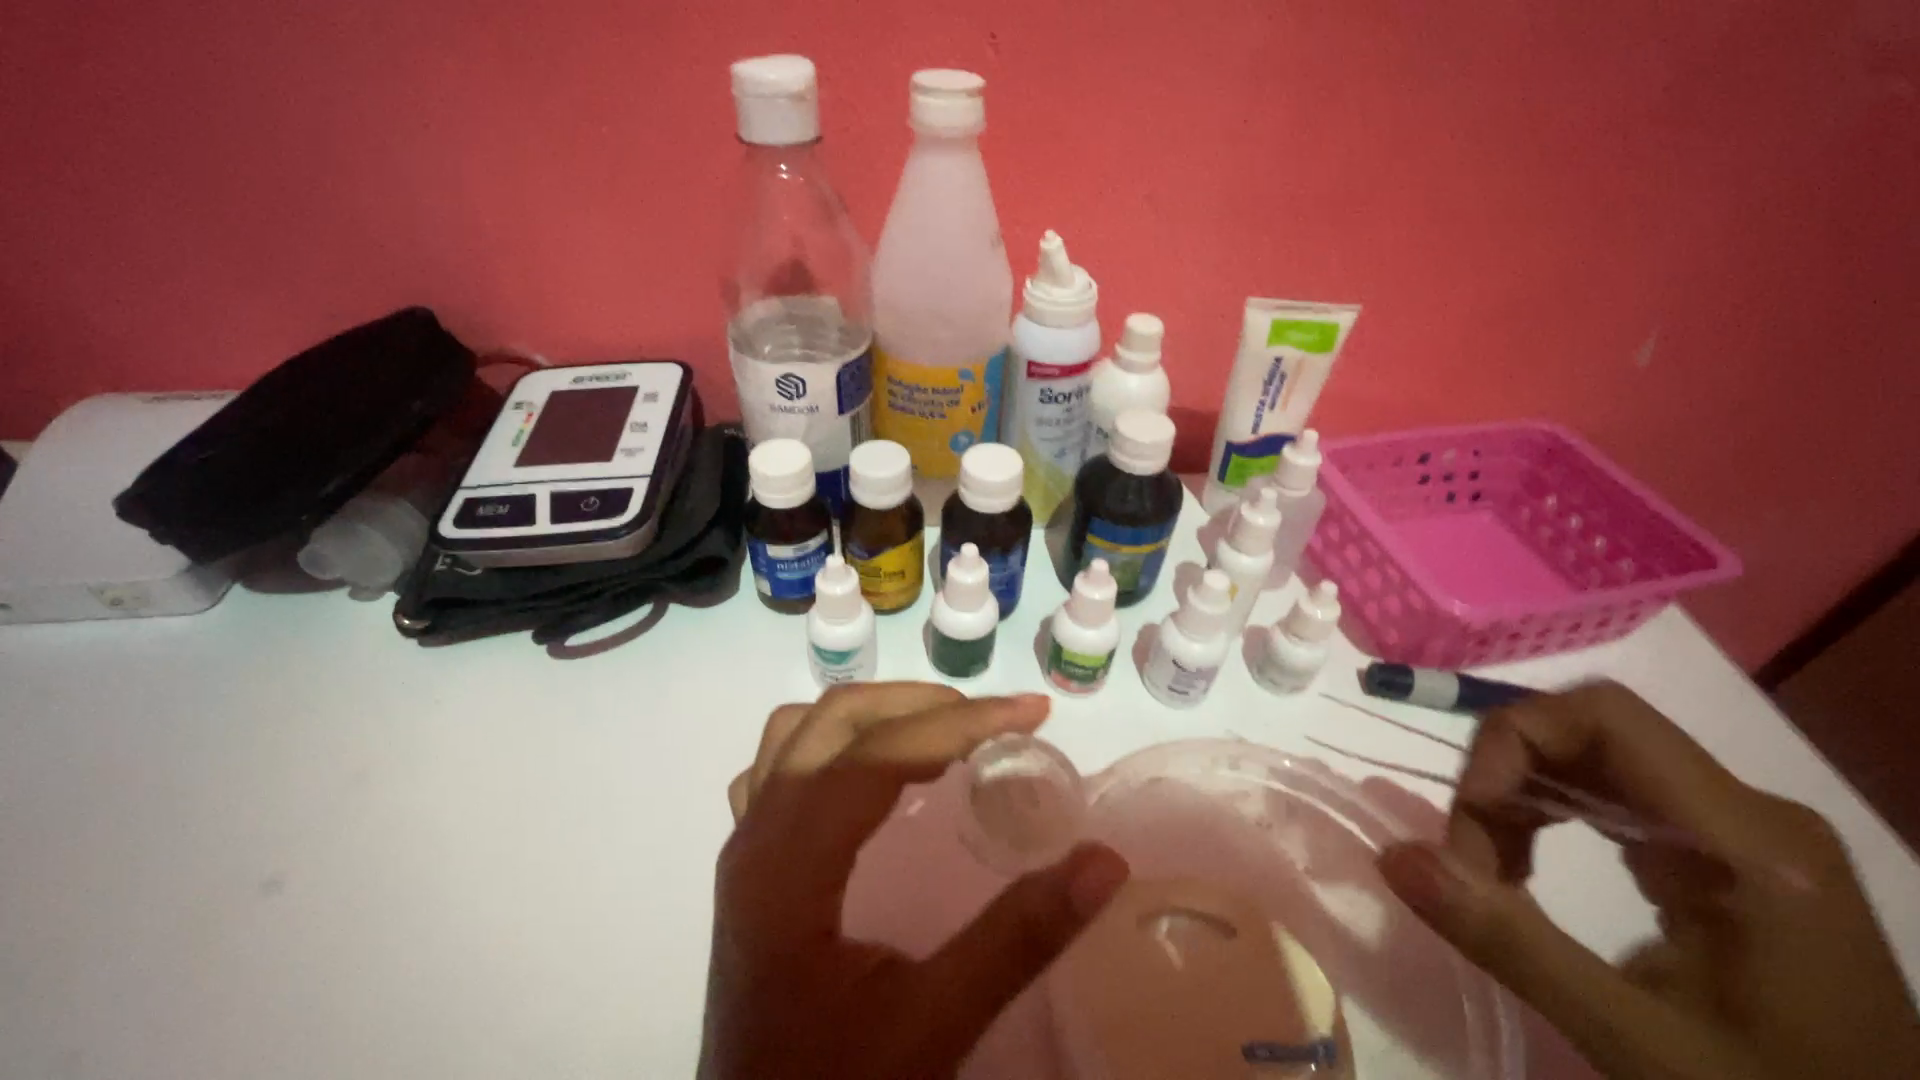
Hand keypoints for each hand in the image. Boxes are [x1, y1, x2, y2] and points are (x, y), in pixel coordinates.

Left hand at [701, 684, 1130, 1079]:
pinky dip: (836, 746)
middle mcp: (754, 840)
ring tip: (942, 733)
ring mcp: (744, 851)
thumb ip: (1016, 940)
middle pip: (830, 723)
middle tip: (993, 720)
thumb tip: (1103, 860)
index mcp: (787, 869)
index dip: (958, 723)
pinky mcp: (749, 870)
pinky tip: (875, 775)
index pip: (873, 756)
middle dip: (918, 703)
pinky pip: (781, 769)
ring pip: (799, 735)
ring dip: (874, 716)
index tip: (1031, 714)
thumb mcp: (933, 1024)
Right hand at [1376, 682, 1919, 1079]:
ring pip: (1591, 759)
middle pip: (1590, 733)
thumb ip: (1512, 943)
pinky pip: (1611, 795)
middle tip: (1469, 863)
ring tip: (1492, 876)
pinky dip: (1547, 820)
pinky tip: (1527, 871)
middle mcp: (1749, 812)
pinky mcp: (1723, 851)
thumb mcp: (1634, 1041)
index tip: (1468, 819)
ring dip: (1518, 802)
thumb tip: (1393, 855)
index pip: (1605, 715)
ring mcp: (1740, 829)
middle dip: (1505, 780)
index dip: (1512, 740)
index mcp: (1748, 842)